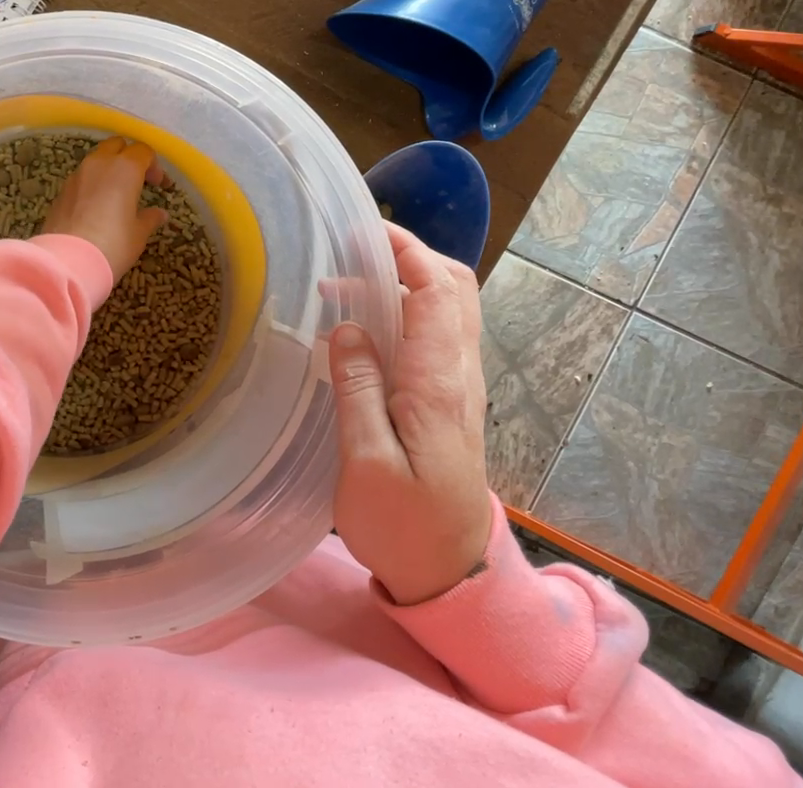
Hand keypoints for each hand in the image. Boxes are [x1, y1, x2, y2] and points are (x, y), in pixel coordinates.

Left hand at [41, 137, 167, 280]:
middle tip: (139, 180)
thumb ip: (149, 218)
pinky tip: (96, 206)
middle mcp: (98, 164)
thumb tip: (159, 213)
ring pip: (96, 159)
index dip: (154, 166)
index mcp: (124, 168)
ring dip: (109, 168)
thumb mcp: (138, 234)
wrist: (68, 261)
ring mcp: (76, 175)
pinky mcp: (61, 190)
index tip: (160, 185)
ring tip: (117, 194)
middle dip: (129, 157)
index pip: (143, 151)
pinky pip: (81, 177)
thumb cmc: (112, 244)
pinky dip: (92, 183)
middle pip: (117, 146)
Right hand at [329, 222, 491, 605]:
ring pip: (448, 308)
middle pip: (453, 288)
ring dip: (405, 279)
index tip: (359, 229)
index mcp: (437, 384)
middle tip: (350, 248)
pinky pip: (436, 333)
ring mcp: (458, 387)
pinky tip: (365, 321)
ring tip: (345, 279)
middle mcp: (458, 375)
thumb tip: (348, 327)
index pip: (434, 292)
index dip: (403, 250)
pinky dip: (406, 307)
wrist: (450, 574)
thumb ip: (359, 391)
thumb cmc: (402, 524)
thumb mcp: (367, 463)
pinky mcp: (448, 400)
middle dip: (408, 254)